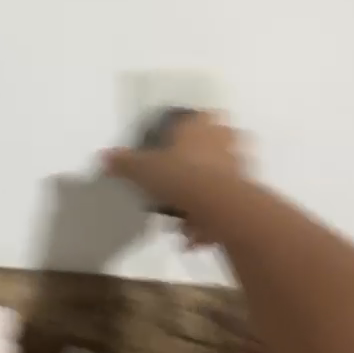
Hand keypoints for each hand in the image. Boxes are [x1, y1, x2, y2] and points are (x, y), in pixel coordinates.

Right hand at [103, 112, 247, 245]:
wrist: (219, 205)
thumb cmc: (179, 175)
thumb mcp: (142, 169)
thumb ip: (124, 163)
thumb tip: (104, 157)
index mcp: (201, 123)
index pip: (194, 117)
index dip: (183, 132)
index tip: (169, 149)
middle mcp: (224, 138)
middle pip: (211, 146)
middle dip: (197, 165)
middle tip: (178, 183)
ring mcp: (241, 163)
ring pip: (220, 176)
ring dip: (204, 195)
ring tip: (185, 219)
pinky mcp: (249, 190)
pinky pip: (226, 202)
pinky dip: (213, 216)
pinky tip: (196, 235)